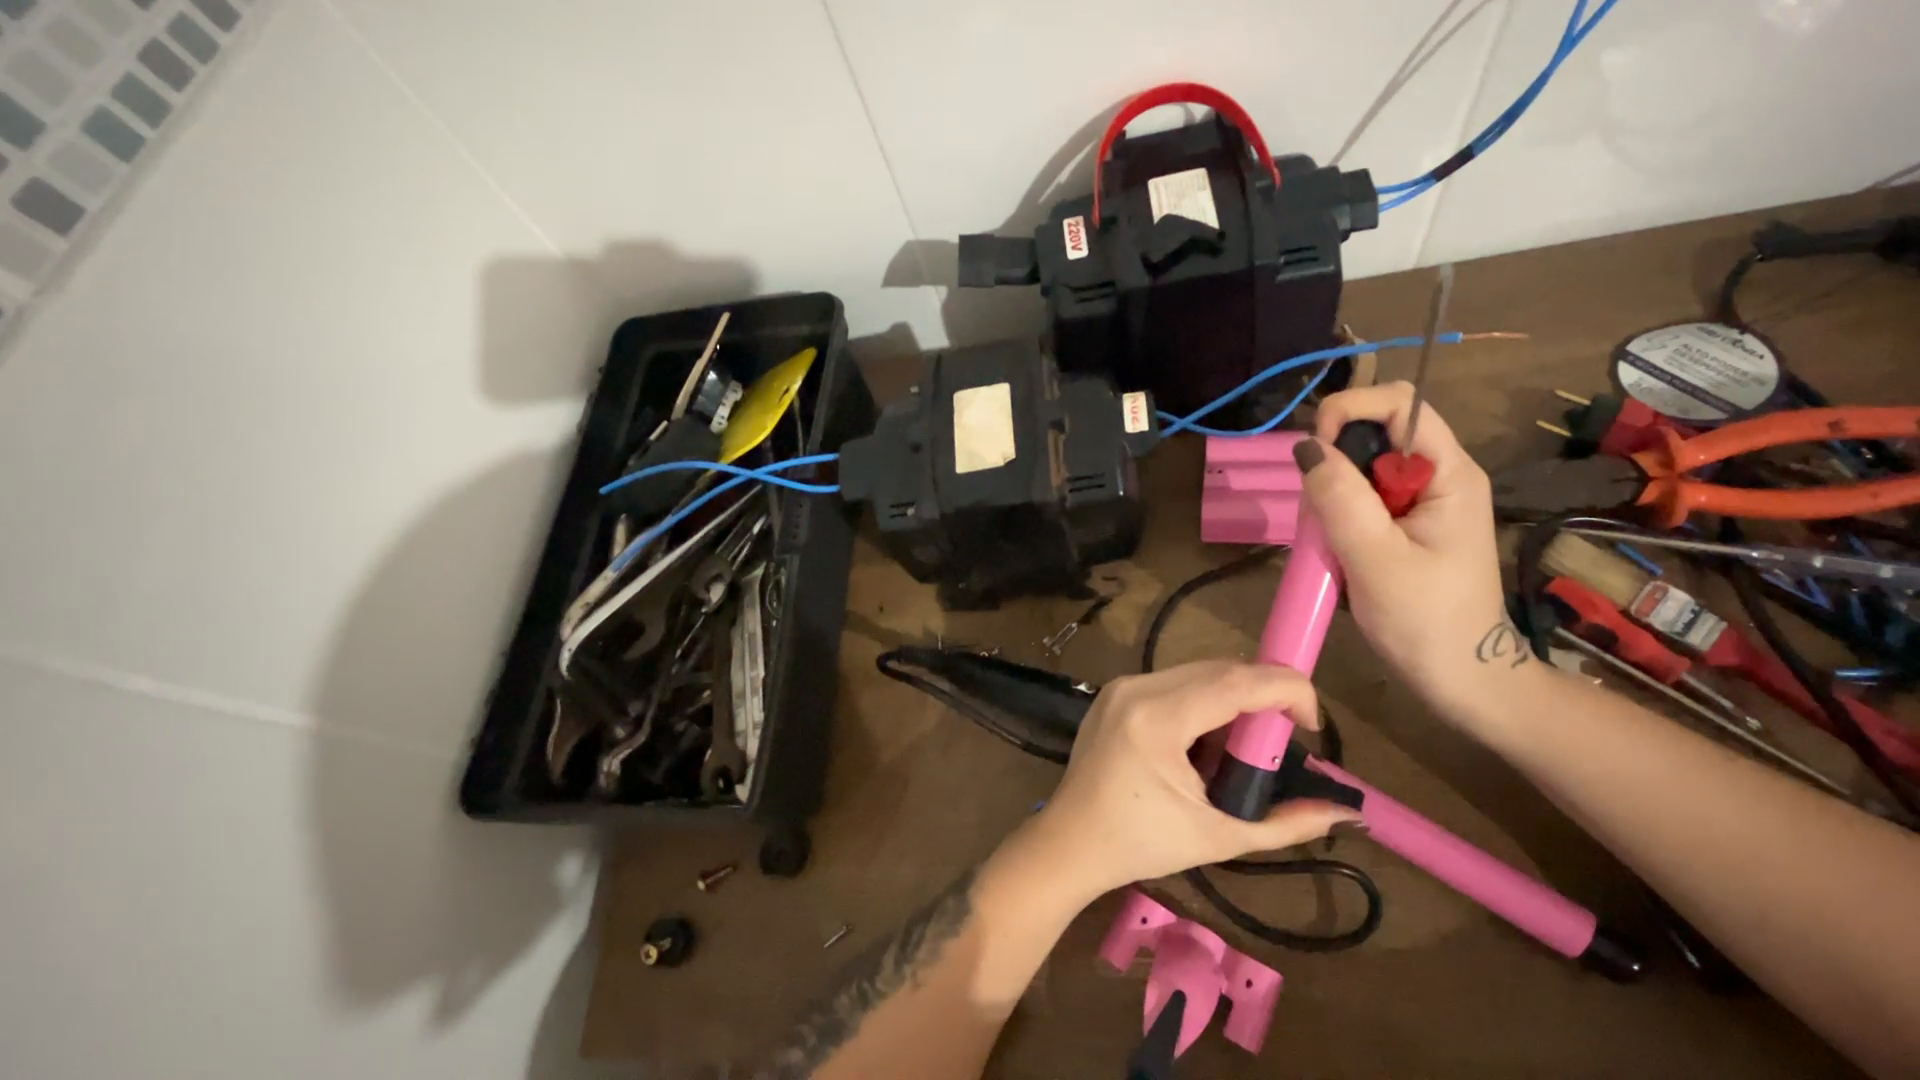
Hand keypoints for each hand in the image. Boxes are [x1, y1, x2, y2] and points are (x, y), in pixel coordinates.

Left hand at [1016, 660, 1359, 905]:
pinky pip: (1175, 681)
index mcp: (1158, 719)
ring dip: (1234, 697)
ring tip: (1245, 744)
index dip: (1287, 691)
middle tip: (1283, 738)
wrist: (1068, 844)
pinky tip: (1209, 739)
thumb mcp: (1219, 838)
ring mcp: (1122, 686)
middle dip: (1263, 695)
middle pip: (1221, 670)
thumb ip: (1285, 824)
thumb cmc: (1140, 845)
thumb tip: (1345, 814)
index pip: (1238, 681)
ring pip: (1199, 671)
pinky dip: (1204, 700)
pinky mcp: (1115, 692)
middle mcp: (1137, 689)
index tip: (1312, 725)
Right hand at [1299, 382, 1530, 716]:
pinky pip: (1362, 502)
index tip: (1312, 453)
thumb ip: (1340, 499)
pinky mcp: (1407, 527)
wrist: (1462, 680)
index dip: (1350, 410)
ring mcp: (1423, 503)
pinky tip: (1338, 555)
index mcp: (1449, 473)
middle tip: (1320, 515)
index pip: (1399, 403)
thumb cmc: (1426, 622)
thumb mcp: (1376, 560)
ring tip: (1330, 544)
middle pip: (1375, 434)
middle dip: (1334, 464)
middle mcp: (1440, 476)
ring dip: (1332, 498)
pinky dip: (1338, 520)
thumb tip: (1305, 446)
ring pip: (1361, 471)